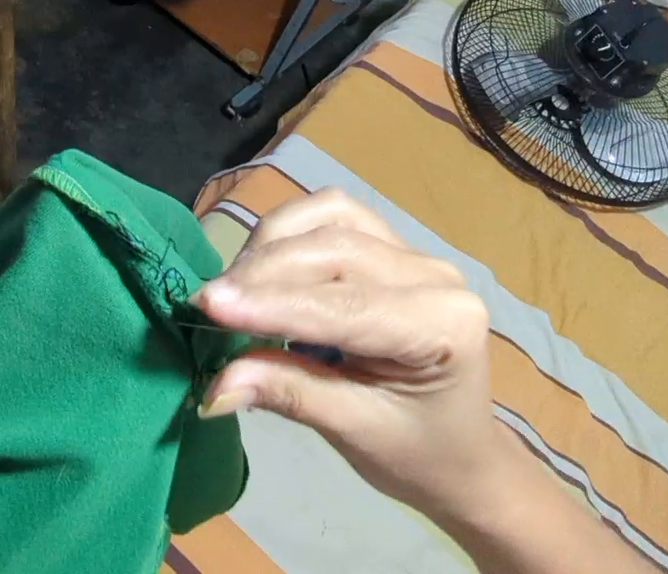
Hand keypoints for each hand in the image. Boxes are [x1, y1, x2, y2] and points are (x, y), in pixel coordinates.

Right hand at [195, 189, 507, 519]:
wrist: (461, 452)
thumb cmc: (417, 453)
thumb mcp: (354, 432)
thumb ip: (286, 393)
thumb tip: (214, 384)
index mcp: (442, 324)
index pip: (343, 304)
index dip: (272, 302)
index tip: (208, 305)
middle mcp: (433, 273)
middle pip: (332, 248)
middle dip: (260, 272)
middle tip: (205, 305)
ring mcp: (412, 250)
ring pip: (326, 216)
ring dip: (270, 244)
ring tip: (233, 286)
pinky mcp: (389, 241)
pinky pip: (330, 215)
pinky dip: (287, 232)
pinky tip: (262, 264)